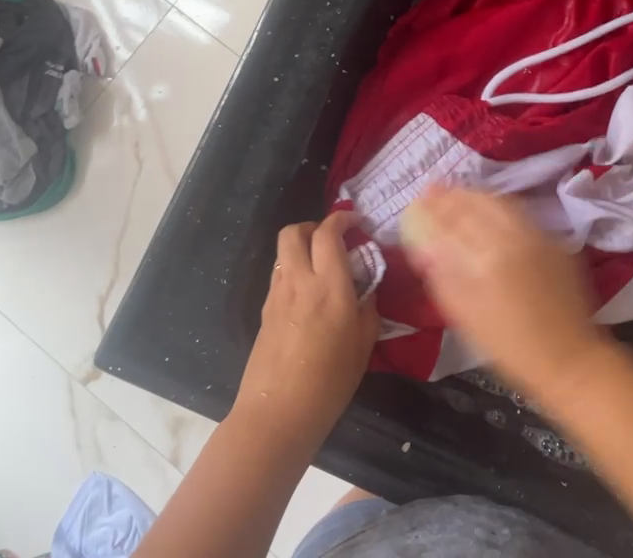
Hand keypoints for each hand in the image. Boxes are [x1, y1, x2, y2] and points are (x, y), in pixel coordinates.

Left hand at [232, 212, 378, 441]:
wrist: (277, 414)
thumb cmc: (329, 383)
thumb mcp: (364, 346)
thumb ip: (368, 309)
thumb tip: (368, 289)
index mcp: (330, 287)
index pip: (328, 233)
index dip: (341, 219)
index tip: (356, 222)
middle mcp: (300, 282)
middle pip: (294, 232)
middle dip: (313, 226)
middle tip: (333, 239)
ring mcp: (277, 295)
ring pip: (283, 252)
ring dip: (301, 247)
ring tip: (321, 267)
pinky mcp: (264, 311)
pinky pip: (279, 276)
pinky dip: (293, 271)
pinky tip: (308, 295)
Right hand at [404, 185, 613, 399]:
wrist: (568, 359)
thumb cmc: (509, 347)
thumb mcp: (464, 315)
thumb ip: (441, 274)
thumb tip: (423, 244)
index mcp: (485, 259)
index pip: (450, 221)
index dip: (431, 207)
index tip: (418, 198)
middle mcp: (511, 238)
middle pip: (475, 204)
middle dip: (451, 195)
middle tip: (433, 190)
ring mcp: (536, 235)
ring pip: (499, 202)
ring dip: (474, 195)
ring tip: (457, 194)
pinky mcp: (553, 240)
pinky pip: (519, 211)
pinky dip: (497, 204)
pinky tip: (488, 208)